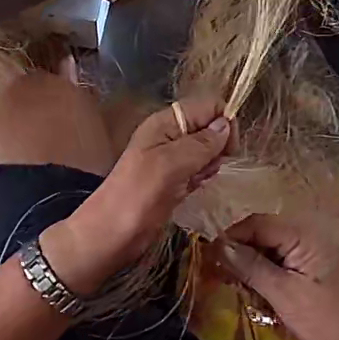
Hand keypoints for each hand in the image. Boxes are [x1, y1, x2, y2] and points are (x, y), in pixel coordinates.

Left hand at [48, 97, 231, 286]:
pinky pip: (198, 170)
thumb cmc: (138, 195)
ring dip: (210, 165)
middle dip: (218, 147)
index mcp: (165, 122)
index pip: (207, 106)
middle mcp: (169, 135)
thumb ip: (200, 143)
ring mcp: (170, 158)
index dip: (223, 122)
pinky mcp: (173, 179)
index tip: (228, 149)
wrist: (110, 234)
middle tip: (206, 169)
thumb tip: (226, 124)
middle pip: (209, 127)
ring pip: (207, 150)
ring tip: (195, 181)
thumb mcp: (170, 164)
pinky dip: (202, 178)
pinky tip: (192, 190)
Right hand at [214, 213, 338, 339]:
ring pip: (268, 249)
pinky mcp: (310, 269)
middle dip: (239, 251)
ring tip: (235, 285)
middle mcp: (305, 237)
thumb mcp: (283, 293)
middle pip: (261, 233)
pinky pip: (279, 262)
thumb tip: (219, 244)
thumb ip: (251, 266)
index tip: (210, 257)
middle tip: (219, 274)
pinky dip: (264, 274)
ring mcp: (309, 253)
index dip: (231, 237)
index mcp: (301, 236)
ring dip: (250, 264)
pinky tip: (256, 293)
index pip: (256, 223)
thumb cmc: (327, 319)